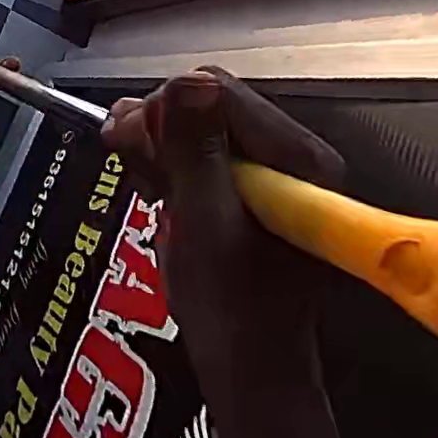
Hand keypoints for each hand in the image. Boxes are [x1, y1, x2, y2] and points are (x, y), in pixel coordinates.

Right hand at [100, 68, 343, 396]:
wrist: (238, 354)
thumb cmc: (229, 303)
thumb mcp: (204, 223)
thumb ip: (195, 151)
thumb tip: (187, 83)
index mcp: (296, 158)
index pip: (216, 89)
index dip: (168, 111)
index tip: (141, 146)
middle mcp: (283, 150)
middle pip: (197, 98)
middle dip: (155, 128)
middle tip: (140, 168)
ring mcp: (259, 162)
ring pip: (183, 115)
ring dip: (151, 143)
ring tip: (150, 183)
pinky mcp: (234, 173)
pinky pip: (181, 138)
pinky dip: (156, 155)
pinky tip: (155, 184)